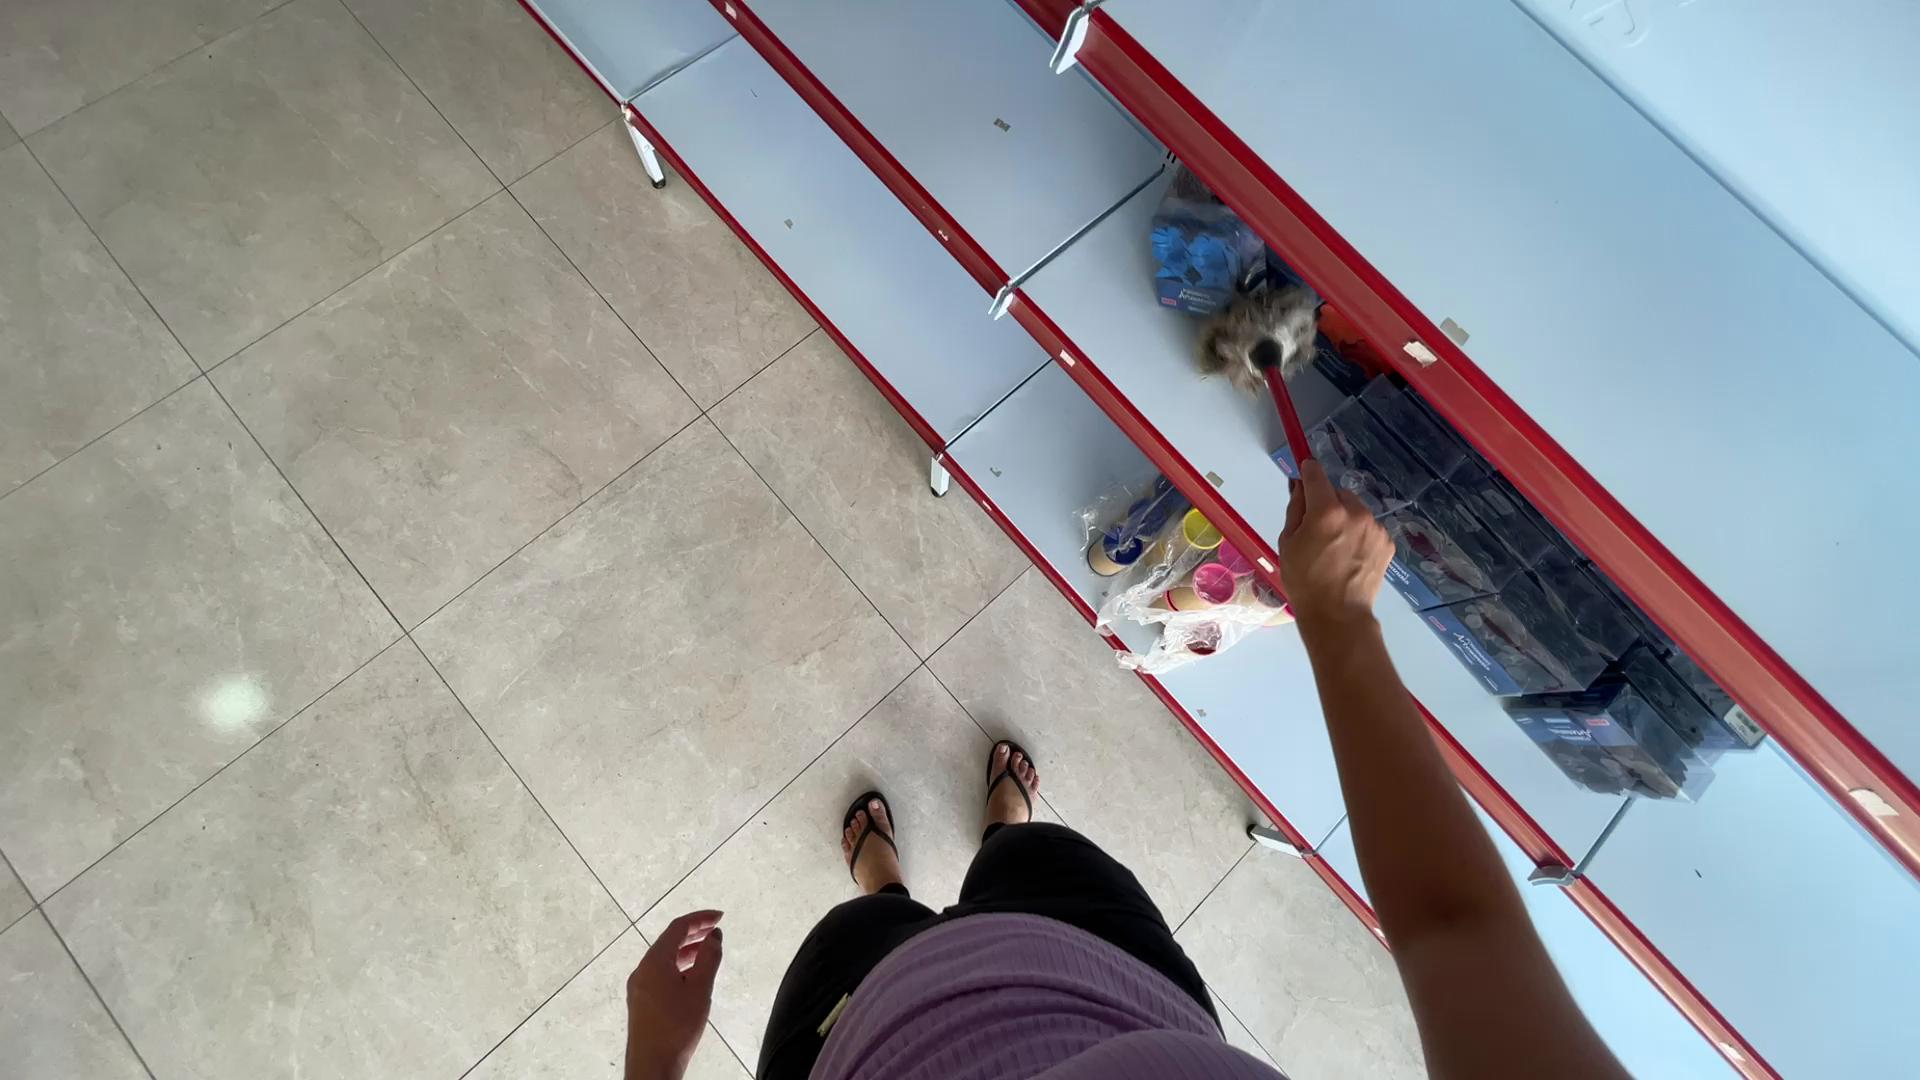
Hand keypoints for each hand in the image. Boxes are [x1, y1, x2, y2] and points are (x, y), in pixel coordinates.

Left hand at [626, 911, 723, 1079]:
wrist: (652, 1069)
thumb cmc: (677, 1026)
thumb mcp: (700, 988)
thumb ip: (709, 956)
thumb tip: (714, 935)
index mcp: (653, 962)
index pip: (678, 928)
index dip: (700, 918)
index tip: (720, 917)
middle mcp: (642, 971)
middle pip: (669, 941)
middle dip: (694, 932)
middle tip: (716, 929)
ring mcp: (639, 988)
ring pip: (664, 959)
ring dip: (687, 950)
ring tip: (708, 950)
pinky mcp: (641, 1003)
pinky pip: (660, 973)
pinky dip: (678, 966)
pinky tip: (693, 976)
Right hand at [1279, 458, 1392, 626]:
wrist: (1337, 613)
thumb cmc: (1303, 579)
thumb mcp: (1287, 542)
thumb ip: (1295, 509)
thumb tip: (1299, 485)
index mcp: (1325, 511)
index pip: (1316, 475)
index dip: (1308, 470)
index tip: (1304, 468)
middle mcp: (1354, 512)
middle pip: (1337, 493)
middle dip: (1326, 502)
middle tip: (1315, 528)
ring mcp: (1374, 527)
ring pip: (1354, 510)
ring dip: (1344, 518)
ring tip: (1333, 546)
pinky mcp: (1386, 542)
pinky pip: (1368, 527)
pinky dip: (1358, 534)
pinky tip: (1349, 555)